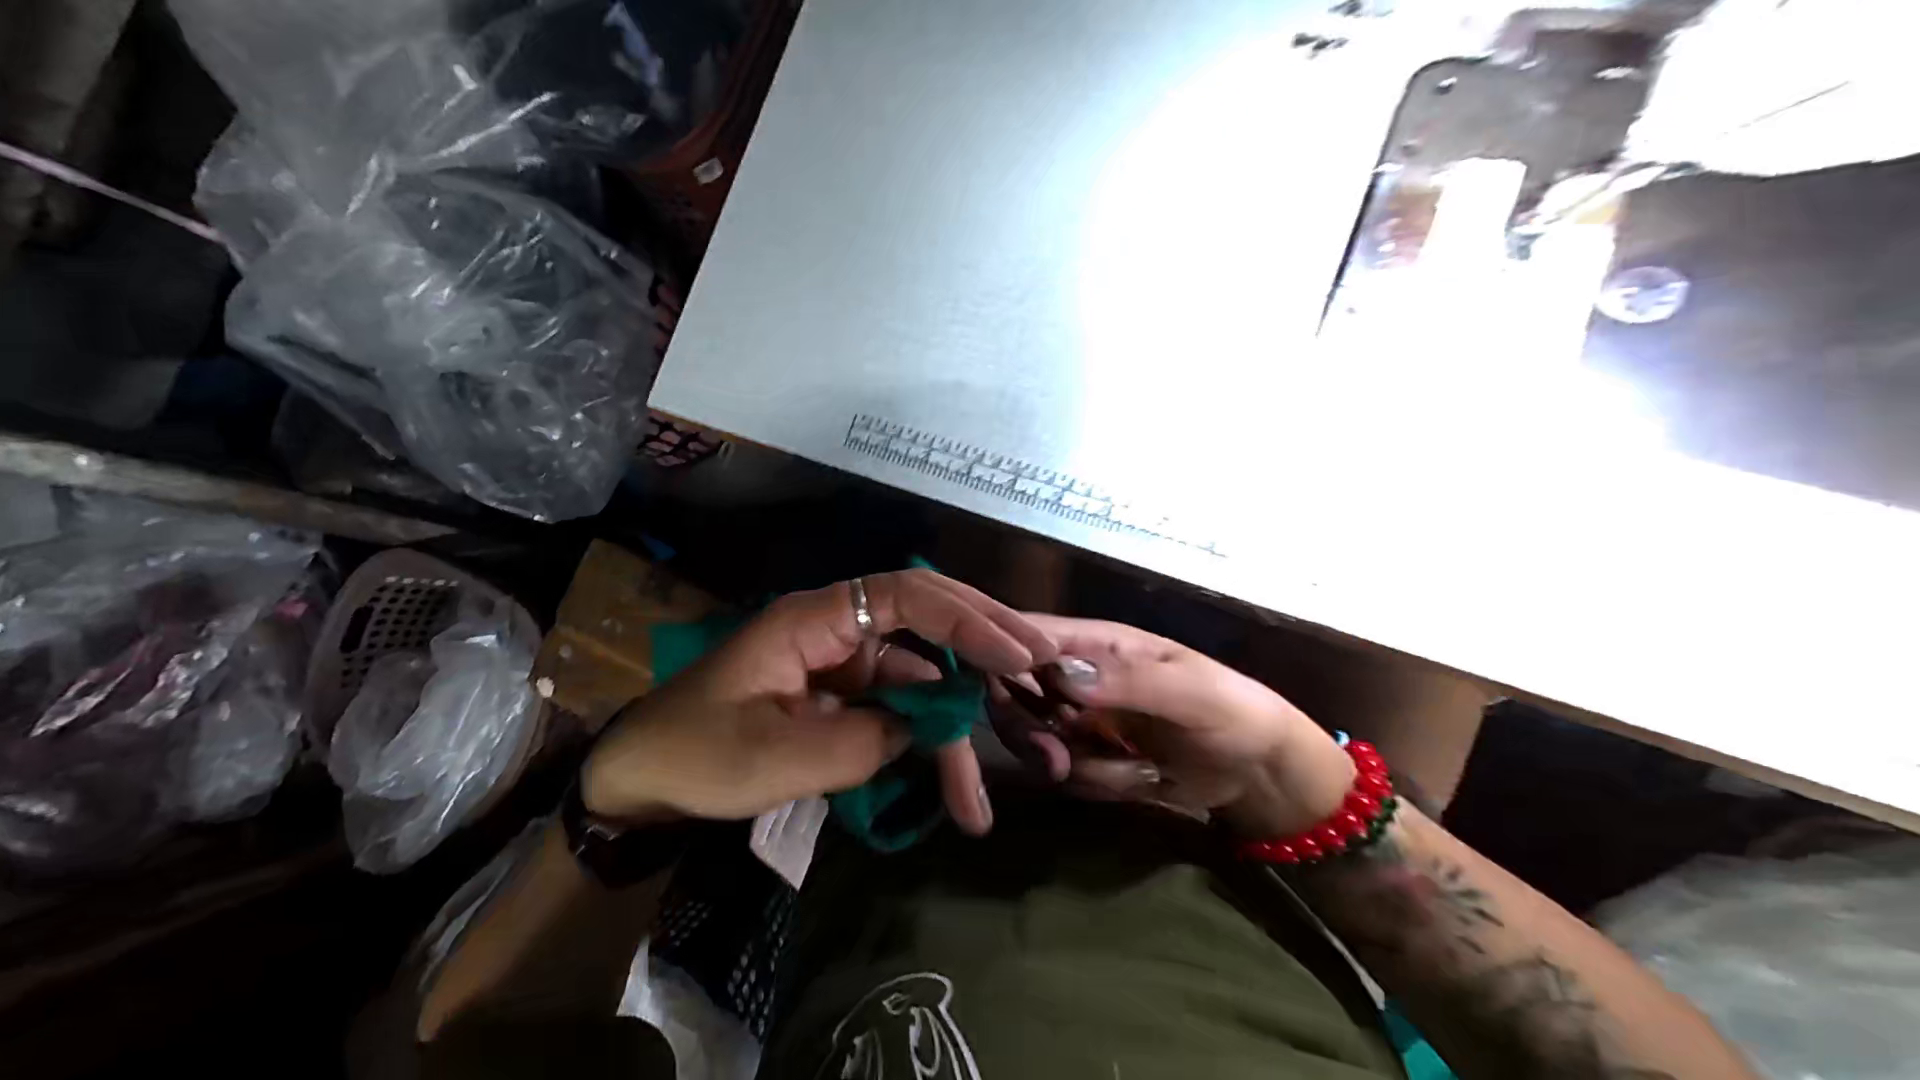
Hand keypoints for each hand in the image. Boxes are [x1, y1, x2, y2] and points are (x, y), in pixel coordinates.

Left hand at [581, 570, 1055, 833]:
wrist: (644, 781)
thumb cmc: (694, 754)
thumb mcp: (773, 757)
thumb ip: (858, 742)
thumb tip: (919, 731)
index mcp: (817, 620)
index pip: (908, 597)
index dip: (966, 619)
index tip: (1015, 655)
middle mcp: (841, 631)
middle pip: (929, 622)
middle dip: (985, 648)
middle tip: (1043, 672)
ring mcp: (847, 667)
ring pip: (922, 681)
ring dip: (956, 731)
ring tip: (977, 802)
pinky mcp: (847, 701)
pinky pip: (903, 713)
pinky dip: (929, 749)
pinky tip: (950, 794)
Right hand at [1000, 616, 1353, 836]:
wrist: (1260, 772)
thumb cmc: (1231, 710)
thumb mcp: (1189, 690)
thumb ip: (1127, 681)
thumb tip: (1059, 674)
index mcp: (1096, 645)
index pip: (1027, 636)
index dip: (999, 656)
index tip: (996, 693)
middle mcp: (1077, 678)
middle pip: (1011, 691)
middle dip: (1026, 728)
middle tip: (1057, 758)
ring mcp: (1080, 721)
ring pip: (1032, 738)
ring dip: (1072, 764)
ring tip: (1129, 771)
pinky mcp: (1090, 759)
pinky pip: (1065, 774)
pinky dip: (1098, 783)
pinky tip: (1141, 779)